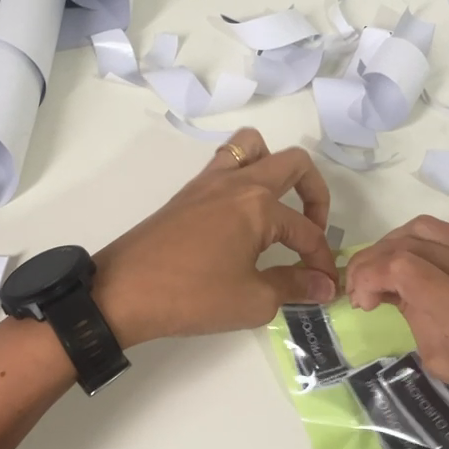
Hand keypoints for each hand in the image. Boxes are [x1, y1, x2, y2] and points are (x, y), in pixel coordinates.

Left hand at [92, 128, 339, 347]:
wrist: (121, 292)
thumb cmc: (191, 296)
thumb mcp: (252, 300)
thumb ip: (293, 287)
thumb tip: (324, 286)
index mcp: (258, 205)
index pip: (306, 231)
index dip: (322, 261)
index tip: (327, 286)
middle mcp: (237, 182)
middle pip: (292, 164)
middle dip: (315, 194)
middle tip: (312, 233)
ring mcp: (208, 183)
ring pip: (253, 148)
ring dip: (275, 169)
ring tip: (279, 209)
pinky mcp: (187, 194)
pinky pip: (225, 165)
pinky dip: (245, 178)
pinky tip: (244, 218)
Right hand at [343, 181, 448, 438]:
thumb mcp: (443, 363)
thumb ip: (413, 315)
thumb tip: (384, 285)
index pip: (404, 268)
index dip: (369, 275)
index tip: (362, 298)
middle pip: (413, 244)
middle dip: (375, 260)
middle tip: (365, 286)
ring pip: (436, 227)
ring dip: (399, 241)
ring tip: (389, 266)